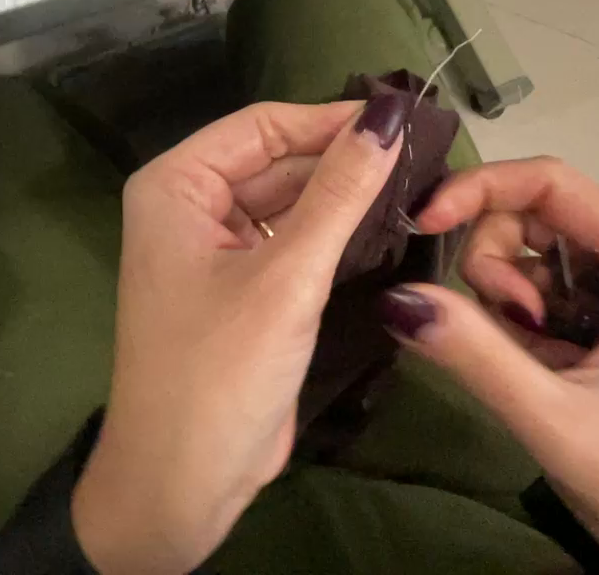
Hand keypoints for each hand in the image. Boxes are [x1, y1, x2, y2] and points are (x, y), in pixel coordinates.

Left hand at [72, 96, 407, 574]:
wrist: (184, 483)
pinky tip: (383, 224)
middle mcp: (188, 204)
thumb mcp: (287, 276)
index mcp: (175, 184)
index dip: (329, 118)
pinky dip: (330, 232)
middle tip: (423, 152)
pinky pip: (288, 237)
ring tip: (417, 181)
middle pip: (274, 161)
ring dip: (340, 196)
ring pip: (286, 200)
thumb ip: (339, 193)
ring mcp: (213, 244)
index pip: (261, 127)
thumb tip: (388, 116)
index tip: (403, 117)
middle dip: (340, 158)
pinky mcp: (239, 281)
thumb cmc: (222, 370)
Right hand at [380, 157, 598, 574]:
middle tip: (501, 326)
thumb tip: (394, 296)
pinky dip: (511, 316)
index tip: (424, 221)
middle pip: (534, 213)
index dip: (480, 188)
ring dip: (500, 292)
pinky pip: (535, 287)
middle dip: (493, 259)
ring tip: (525, 358)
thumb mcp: (557, 423)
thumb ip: (476, 353)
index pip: (554, 184)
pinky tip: (532, 363)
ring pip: (527, 249)